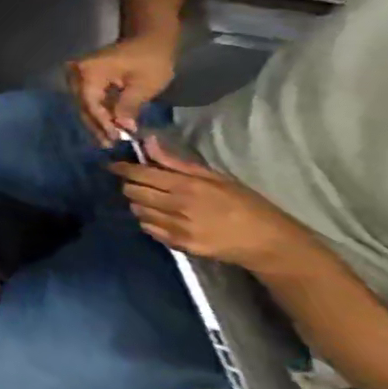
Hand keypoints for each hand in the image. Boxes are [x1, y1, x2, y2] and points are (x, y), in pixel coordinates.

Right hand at [66, 36, 176, 145]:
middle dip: (96, 125)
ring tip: (107, 138)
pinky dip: (97, 111)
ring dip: (95, 120)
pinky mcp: (81, 78)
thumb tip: (122, 127)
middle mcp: (74, 74)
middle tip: (108, 144)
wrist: (149, 40)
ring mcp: (75, 75)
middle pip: (82, 105)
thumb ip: (129, 105)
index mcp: (88, 73)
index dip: (102, 122)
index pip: (90, 103)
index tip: (116, 138)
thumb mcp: (145, 85)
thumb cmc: (151, 60)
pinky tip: (106, 124)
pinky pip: (86, 98)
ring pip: (83, 104)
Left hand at [111, 137, 322, 276]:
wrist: (273, 245)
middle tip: (138, 183)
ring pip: (137, 210)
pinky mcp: (179, 245)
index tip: (114, 165)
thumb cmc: (249, 206)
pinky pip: (148, 228)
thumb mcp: (218, 179)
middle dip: (130, 185)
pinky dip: (149, 220)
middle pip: (132, 191)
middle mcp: (178, 207)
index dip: (122, 168)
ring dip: (139, 203)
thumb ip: (177, 163)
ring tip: (154, 201)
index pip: (140, 173)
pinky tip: (163, 217)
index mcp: (189, 187)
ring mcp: (177, 228)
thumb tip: (148, 143)